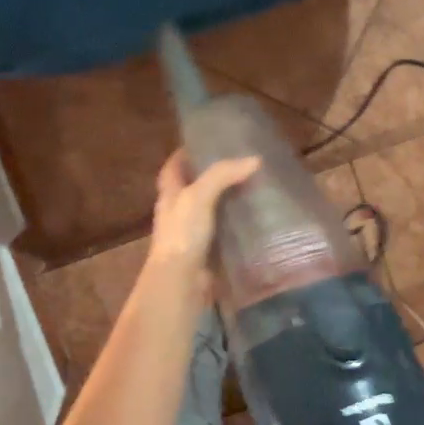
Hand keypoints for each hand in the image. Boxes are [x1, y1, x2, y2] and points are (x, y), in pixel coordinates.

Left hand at [147, 151, 259, 271]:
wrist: (180, 282)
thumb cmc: (182, 234)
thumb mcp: (199, 196)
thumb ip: (222, 175)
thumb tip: (254, 160)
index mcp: (169, 195)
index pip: (172, 168)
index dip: (184, 154)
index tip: (205, 141)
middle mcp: (177, 213)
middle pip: (192, 188)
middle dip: (211, 176)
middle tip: (239, 163)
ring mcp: (191, 235)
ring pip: (210, 211)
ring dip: (227, 201)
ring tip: (253, 187)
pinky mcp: (207, 253)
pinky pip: (223, 233)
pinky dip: (235, 225)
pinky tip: (254, 219)